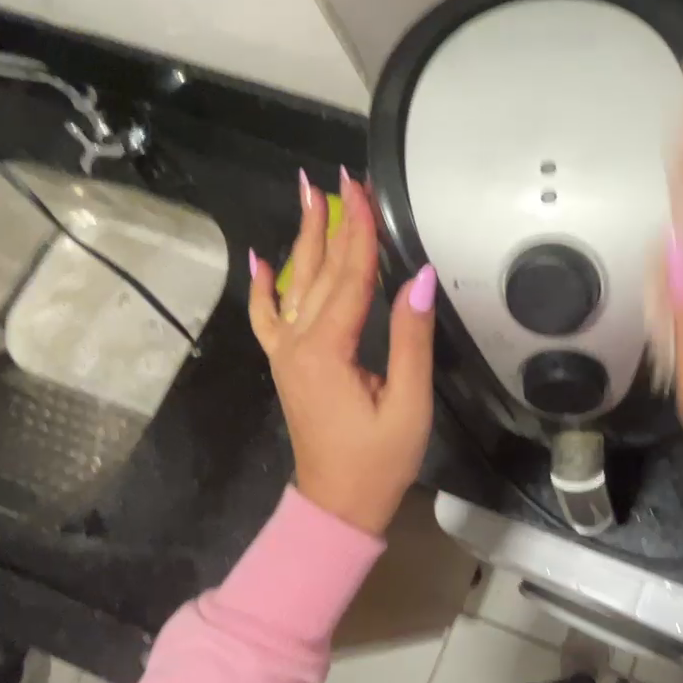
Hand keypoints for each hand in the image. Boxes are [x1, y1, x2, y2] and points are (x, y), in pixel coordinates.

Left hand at [249, 168, 437, 534]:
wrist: (338, 504)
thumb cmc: (380, 459)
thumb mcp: (409, 402)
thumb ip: (411, 338)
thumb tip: (420, 278)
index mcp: (329, 349)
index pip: (350, 276)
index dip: (360, 229)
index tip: (362, 187)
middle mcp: (299, 342)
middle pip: (320, 270)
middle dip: (329, 221)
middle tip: (332, 178)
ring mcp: (286, 353)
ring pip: (295, 284)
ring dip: (302, 239)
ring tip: (304, 197)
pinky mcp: (287, 365)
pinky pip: (269, 317)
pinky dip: (264, 287)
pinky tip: (261, 260)